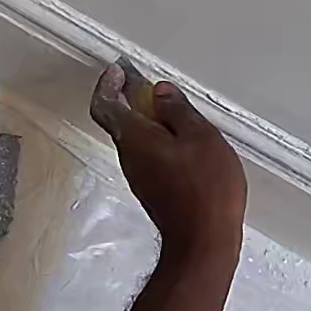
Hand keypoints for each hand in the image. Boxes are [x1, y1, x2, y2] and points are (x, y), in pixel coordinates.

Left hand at [90, 60, 246, 255]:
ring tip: (170, 109)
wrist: (202, 240)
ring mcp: (137, 173)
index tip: (118, 70)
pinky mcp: (150, 186)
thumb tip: (160, 92)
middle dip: (129, 97)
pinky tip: (178, 138)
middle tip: (147, 85)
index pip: (105, 104)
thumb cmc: (205, 189)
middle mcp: (128, 154)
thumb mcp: (200, 137)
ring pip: (133, 137)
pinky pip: (146, 152)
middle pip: (119, 119)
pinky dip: (155, 137)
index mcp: (134, 137)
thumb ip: (177, 111)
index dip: (108, 84)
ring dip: (144, 118)